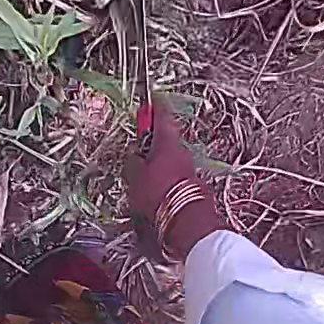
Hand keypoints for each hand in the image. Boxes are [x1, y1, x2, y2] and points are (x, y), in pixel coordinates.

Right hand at [123, 96, 221, 259]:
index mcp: (167, 145)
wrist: (186, 224)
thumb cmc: (158, 196)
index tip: (152, 99)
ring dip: (157, 164)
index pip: (162, 118)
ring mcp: (189, 172)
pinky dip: (162, 180)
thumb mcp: (136, 178)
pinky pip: (173, 178)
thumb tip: (133, 156)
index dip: (155, 108)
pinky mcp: (191, 188)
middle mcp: (182, 154)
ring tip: (141, 175)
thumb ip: (133, 164)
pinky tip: (152, 192)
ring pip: (169, 161)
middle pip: (166, 142)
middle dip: (152, 142)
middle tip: (138, 144)